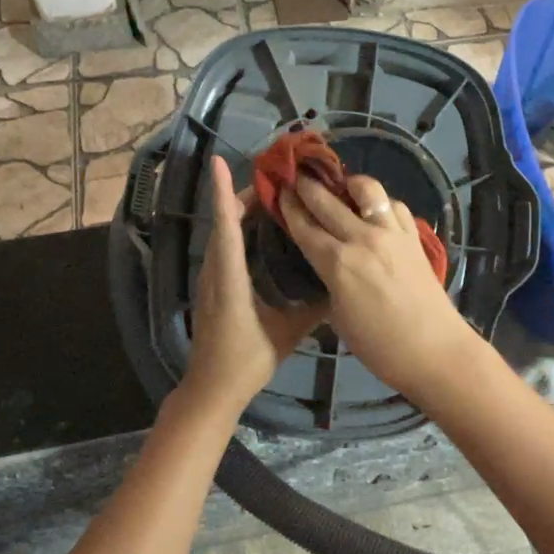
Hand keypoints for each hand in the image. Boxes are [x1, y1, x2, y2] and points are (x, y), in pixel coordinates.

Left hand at [183, 156, 325, 413]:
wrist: (212, 390)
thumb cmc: (247, 361)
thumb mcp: (286, 334)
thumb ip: (313, 309)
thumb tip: (342, 284)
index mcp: (230, 278)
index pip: (226, 227)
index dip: (224, 193)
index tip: (220, 163)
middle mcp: (216, 272)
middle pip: (224, 223)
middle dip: (244, 196)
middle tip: (278, 180)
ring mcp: (212, 280)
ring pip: (222, 235)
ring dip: (241, 213)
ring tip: (274, 199)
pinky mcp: (214, 289)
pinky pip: (225, 249)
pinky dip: (239, 231)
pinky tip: (262, 233)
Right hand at [280, 174, 479, 398]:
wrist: (434, 351)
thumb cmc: (379, 346)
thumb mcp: (338, 316)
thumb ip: (329, 279)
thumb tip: (325, 260)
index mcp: (337, 264)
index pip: (305, 226)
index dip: (289, 205)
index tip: (279, 188)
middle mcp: (363, 238)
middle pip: (328, 200)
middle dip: (308, 185)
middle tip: (297, 175)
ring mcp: (392, 233)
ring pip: (367, 189)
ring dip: (348, 183)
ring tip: (341, 186)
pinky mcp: (414, 236)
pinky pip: (394, 206)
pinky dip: (380, 203)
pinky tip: (375, 211)